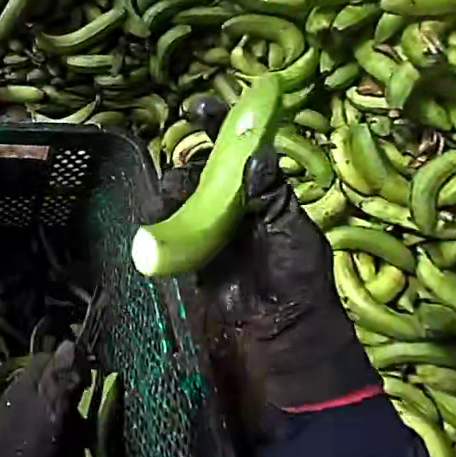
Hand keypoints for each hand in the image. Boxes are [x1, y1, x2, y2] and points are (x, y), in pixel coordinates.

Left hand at [0, 342, 83, 456]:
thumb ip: (60, 379)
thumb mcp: (47, 412)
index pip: (53, 358)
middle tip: (84, 426)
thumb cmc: (19, 451)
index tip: (92, 382)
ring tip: (76, 454)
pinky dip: (65, 456)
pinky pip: (55, 446)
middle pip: (61, 391)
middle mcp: (25, 399)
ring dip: (74, 436)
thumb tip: (71, 342)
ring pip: (61, 420)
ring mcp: (25, 425)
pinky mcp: (27, 452)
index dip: (75, 366)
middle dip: (78, 409)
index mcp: (27, 383)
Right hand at [161, 97, 377, 429]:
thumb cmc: (300, 290)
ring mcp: (209, 233)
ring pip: (179, 197)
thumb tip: (254, 158)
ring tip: (169, 201)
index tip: (199, 108)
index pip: (239, 153)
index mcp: (264, 199)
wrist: (282, 348)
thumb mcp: (296, 241)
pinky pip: (168, 230)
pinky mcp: (188, 257)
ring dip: (171, 191)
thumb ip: (273, 200)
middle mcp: (234, 210)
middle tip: (185, 172)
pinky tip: (156, 222)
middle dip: (188, 162)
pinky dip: (158, 222)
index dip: (221, 128)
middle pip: (201, 170)